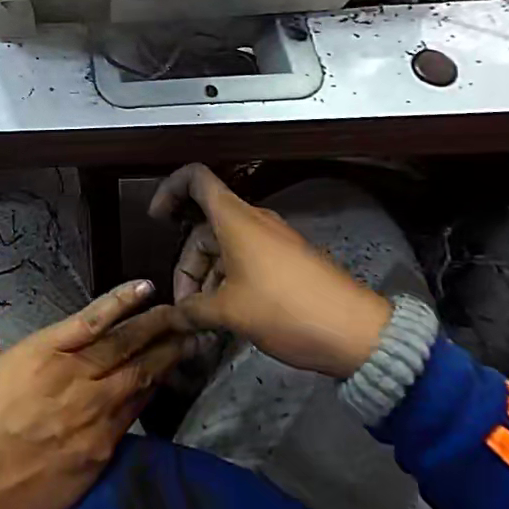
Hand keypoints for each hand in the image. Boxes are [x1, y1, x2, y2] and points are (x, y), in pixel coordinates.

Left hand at [0, 280, 189, 508]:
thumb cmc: (6, 494)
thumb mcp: (66, 487)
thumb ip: (95, 454)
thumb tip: (114, 429)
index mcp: (103, 439)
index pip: (142, 399)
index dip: (162, 378)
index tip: (178, 362)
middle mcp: (99, 403)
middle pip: (144, 368)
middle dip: (170, 348)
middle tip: (193, 331)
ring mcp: (76, 372)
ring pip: (126, 342)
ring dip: (155, 324)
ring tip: (177, 310)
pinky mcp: (50, 348)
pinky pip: (92, 321)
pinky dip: (120, 302)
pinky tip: (144, 288)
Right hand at [148, 164, 391, 380]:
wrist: (352, 329)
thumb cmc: (285, 309)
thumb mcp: (230, 313)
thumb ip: (193, 311)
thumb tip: (174, 316)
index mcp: (235, 219)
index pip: (195, 179)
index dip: (169, 190)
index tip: (156, 219)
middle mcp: (252, 221)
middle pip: (204, 226)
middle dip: (187, 263)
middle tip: (184, 306)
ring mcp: (271, 240)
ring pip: (223, 247)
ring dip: (207, 278)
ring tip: (203, 319)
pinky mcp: (285, 260)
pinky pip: (244, 260)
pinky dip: (227, 282)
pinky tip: (224, 316)